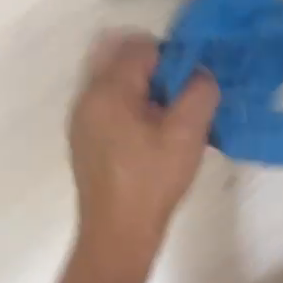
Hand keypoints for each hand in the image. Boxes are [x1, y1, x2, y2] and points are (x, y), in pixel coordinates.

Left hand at [66, 34, 219, 282]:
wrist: (118, 235)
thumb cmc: (152, 180)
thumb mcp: (187, 132)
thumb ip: (200, 91)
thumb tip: (200, 74)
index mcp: (108, 91)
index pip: (142, 48)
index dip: (173, 56)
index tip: (194, 82)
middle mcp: (87, 98)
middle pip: (125, 61)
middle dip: (160, 70)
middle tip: (185, 97)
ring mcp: (82, 120)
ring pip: (119, 83)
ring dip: (148, 89)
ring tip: (173, 118)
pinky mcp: (86, 139)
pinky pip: (112, 104)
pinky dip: (135, 106)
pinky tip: (154, 135)